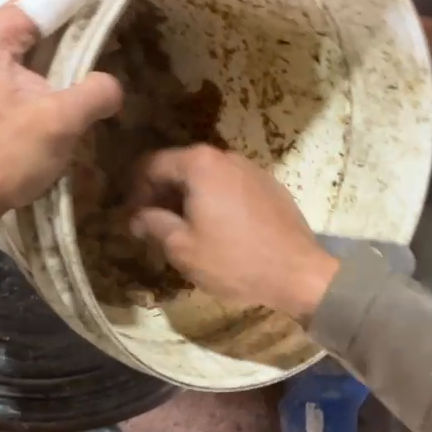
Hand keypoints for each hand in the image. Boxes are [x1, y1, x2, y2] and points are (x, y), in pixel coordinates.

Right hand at [126, 144, 338, 322]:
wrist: (300, 274)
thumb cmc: (234, 260)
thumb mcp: (182, 247)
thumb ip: (153, 224)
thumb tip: (136, 218)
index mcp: (199, 165)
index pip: (151, 164)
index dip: (134, 189)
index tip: (130, 216)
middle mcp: (225, 157)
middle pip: (179, 166)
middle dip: (160, 193)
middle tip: (152, 224)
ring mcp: (251, 169)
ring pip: (206, 177)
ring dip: (187, 197)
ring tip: (182, 228)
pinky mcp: (270, 186)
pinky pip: (230, 186)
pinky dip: (214, 200)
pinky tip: (215, 228)